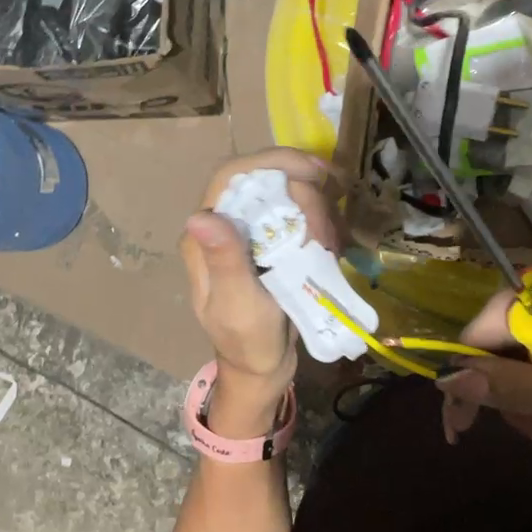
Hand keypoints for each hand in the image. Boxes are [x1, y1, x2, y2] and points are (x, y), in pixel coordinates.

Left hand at [180, 149, 337, 423]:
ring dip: (317, 211)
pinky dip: (321, 224)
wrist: (262, 370)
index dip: (270, 161)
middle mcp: (225, 226)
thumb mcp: (237, 305)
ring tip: (332, 246)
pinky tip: (332, 247)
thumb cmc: (245, 342)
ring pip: (286, 195)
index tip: (313, 172)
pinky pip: (299, 216)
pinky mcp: (271, 244)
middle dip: (305, 194)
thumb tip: (199, 217)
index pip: (231, 176)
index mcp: (205, 237)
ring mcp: (249, 234)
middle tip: (328, 232)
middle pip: (266, 180)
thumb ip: (224, 261)